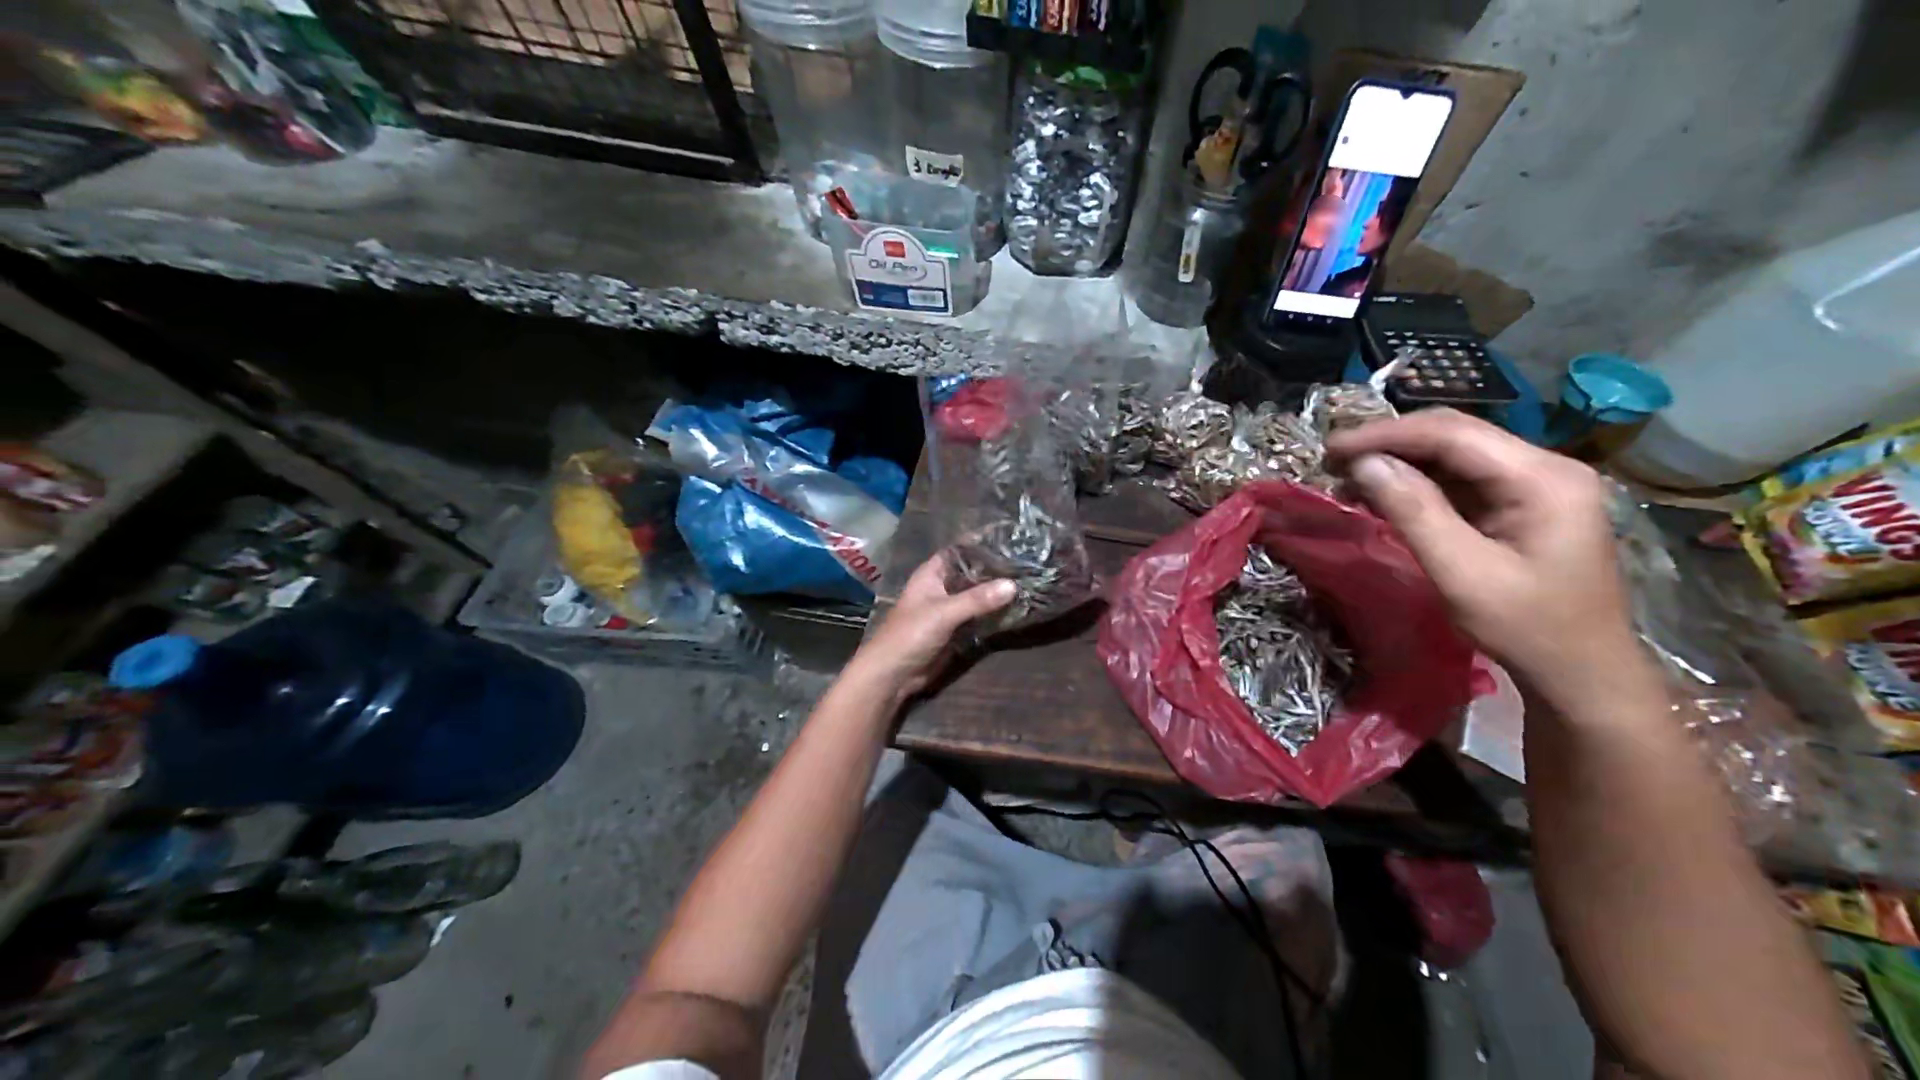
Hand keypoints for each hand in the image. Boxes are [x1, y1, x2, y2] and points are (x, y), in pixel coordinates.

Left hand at [848, 552, 1015, 703]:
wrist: (894, 675)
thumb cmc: (910, 635)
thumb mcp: (944, 613)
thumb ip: (977, 599)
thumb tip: (1013, 585)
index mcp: (931, 574)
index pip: (960, 552)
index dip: (981, 545)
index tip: (1011, 540)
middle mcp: (942, 587)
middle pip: (972, 574)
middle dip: (996, 570)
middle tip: (1029, 561)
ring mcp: (950, 610)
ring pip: (978, 596)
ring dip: (998, 592)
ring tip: (1030, 580)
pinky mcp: (957, 630)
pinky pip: (980, 617)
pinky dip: (995, 613)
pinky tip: (1019, 606)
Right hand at [1325, 409, 1640, 703]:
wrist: (1582, 671)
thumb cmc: (1526, 626)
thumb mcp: (1462, 573)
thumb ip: (1414, 512)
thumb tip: (1363, 464)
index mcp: (1543, 478)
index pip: (1452, 434)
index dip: (1386, 435)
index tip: (1332, 447)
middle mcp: (1545, 467)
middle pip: (1455, 434)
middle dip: (1390, 442)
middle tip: (1333, 459)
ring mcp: (1535, 483)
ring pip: (1454, 453)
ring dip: (1399, 460)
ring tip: (1348, 476)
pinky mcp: (1520, 502)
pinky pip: (1460, 477)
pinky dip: (1416, 480)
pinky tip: (1383, 492)